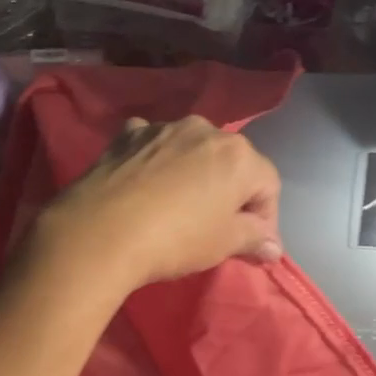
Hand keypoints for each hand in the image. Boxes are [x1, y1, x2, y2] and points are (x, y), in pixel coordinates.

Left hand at [27, 116, 282, 295]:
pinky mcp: (127, 136)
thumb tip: (273, 246)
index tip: (252, 248)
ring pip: (191, 151)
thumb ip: (254, 239)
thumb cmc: (176, 240)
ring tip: (179, 211)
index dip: (265, 220)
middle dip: (230, 195)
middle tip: (217, 230)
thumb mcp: (223, 245)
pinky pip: (153, 147)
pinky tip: (146, 188)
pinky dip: (156, 164)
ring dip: (193, 177)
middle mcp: (204, 129)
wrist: (103, 232)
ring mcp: (163, 127)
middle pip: (230, 163)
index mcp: (238, 155)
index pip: (268, 185)